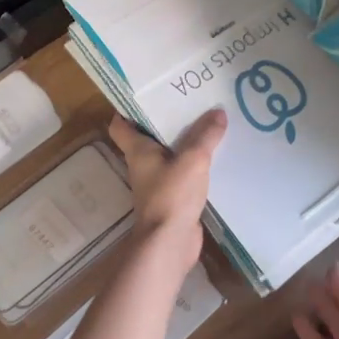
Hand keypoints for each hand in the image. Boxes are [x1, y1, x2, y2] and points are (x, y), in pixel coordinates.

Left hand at [108, 110, 225, 257]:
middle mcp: (143, 165)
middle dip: (166, 122)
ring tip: (209, 124)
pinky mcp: (173, 198)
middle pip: (149, 137)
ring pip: (169, 156)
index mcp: (137, 151)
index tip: (149, 95)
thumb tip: (218, 112)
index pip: (120, 125)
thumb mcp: (193, 160)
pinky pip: (183, 175)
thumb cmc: (172, 195)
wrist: (169, 242)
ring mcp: (157, 183)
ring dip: (185, 144)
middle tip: (190, 103)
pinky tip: (216, 157)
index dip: (128, 110)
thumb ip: (206, 136)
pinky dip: (195, 166)